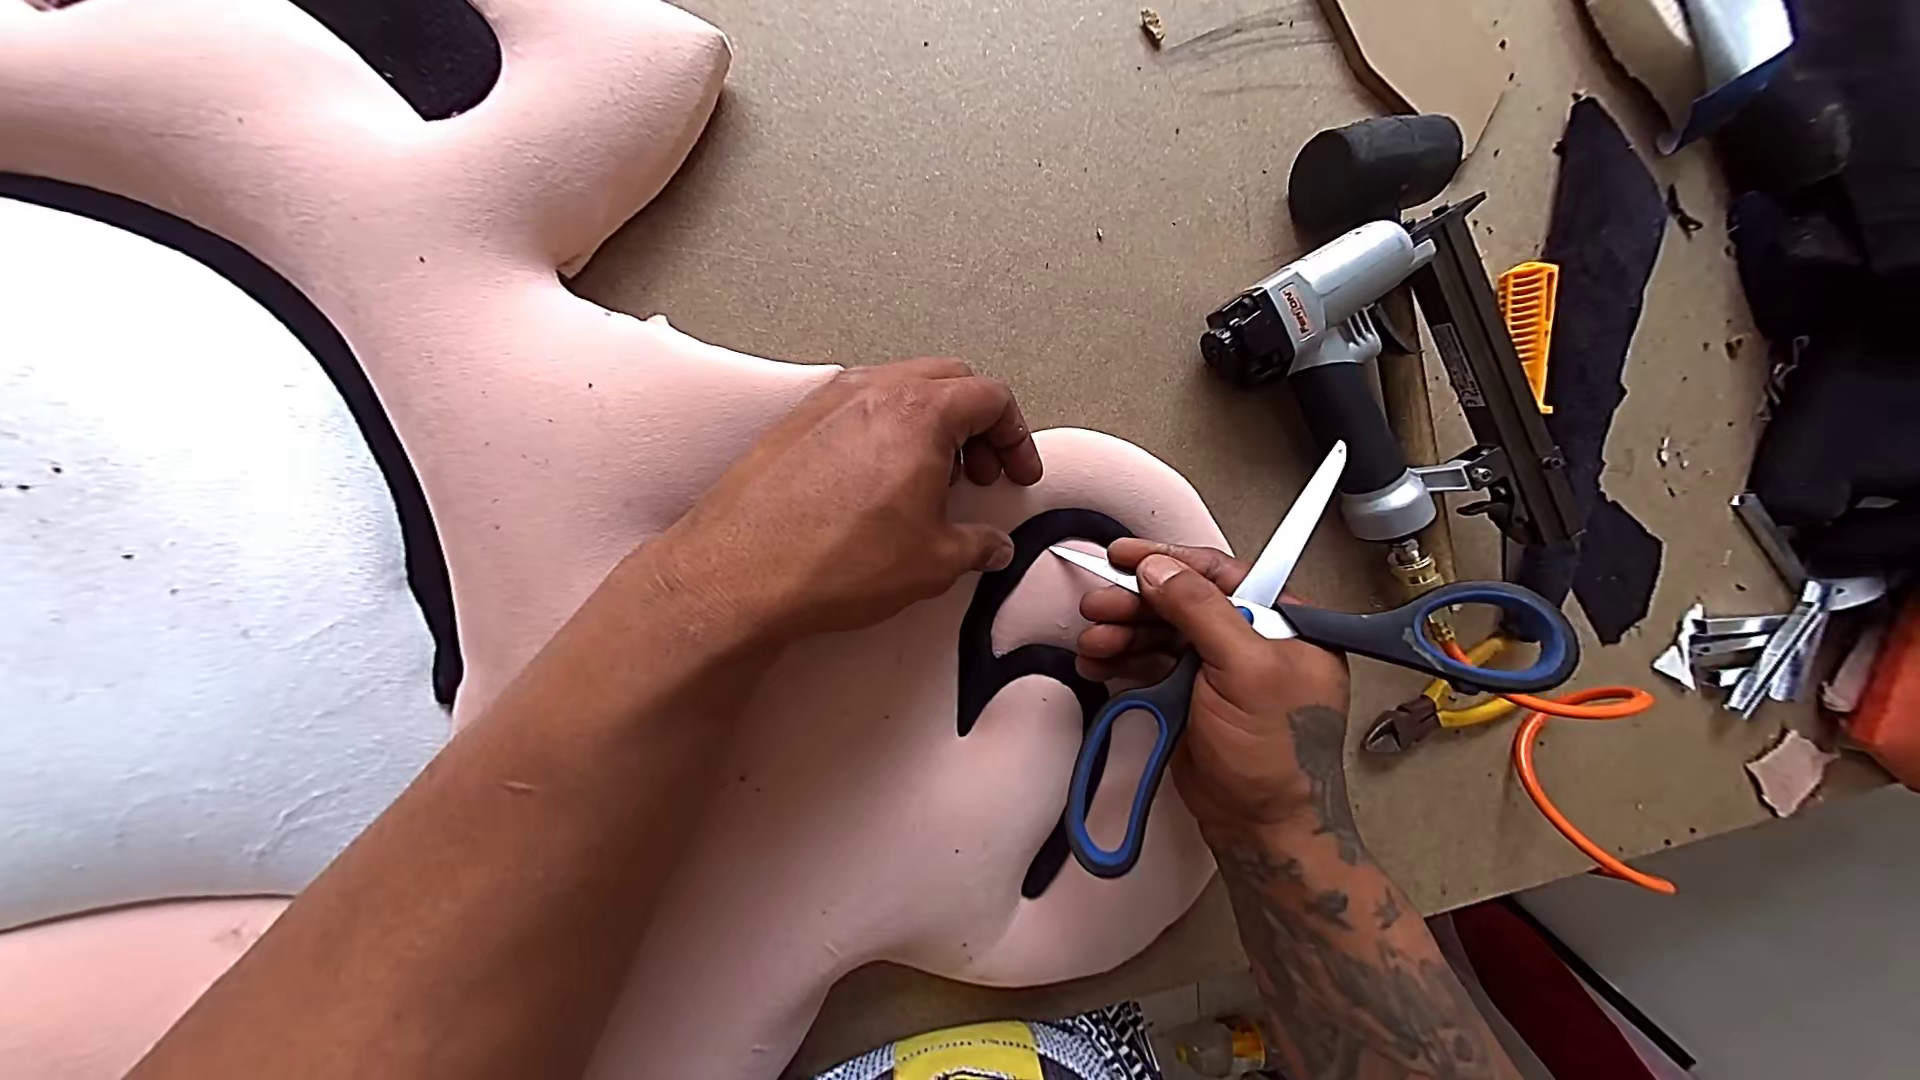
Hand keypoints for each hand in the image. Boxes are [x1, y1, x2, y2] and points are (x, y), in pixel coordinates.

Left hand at [648, 357, 1042, 642]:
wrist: (736, 577)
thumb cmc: (824, 560)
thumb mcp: (932, 562)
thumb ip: (977, 545)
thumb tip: (988, 544)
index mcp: (918, 413)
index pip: (991, 397)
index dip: (1015, 436)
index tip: (1015, 468)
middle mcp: (872, 394)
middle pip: (950, 383)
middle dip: (978, 424)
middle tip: (981, 470)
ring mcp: (828, 403)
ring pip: (902, 390)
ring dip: (932, 426)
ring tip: (932, 479)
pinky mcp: (797, 424)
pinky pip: (859, 409)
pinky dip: (887, 432)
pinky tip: (882, 482)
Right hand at [1075, 539, 1350, 829]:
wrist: (1258, 825)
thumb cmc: (1279, 758)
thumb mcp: (1247, 671)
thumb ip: (1202, 612)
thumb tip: (1161, 569)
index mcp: (1280, 624)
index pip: (1218, 573)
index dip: (1168, 559)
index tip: (1126, 555)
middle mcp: (1246, 639)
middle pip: (1178, 600)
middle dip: (1133, 601)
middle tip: (1099, 603)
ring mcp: (1212, 666)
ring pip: (1156, 630)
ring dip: (1119, 631)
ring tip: (1094, 638)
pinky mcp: (1185, 690)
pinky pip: (1145, 661)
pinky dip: (1119, 659)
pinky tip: (1098, 660)